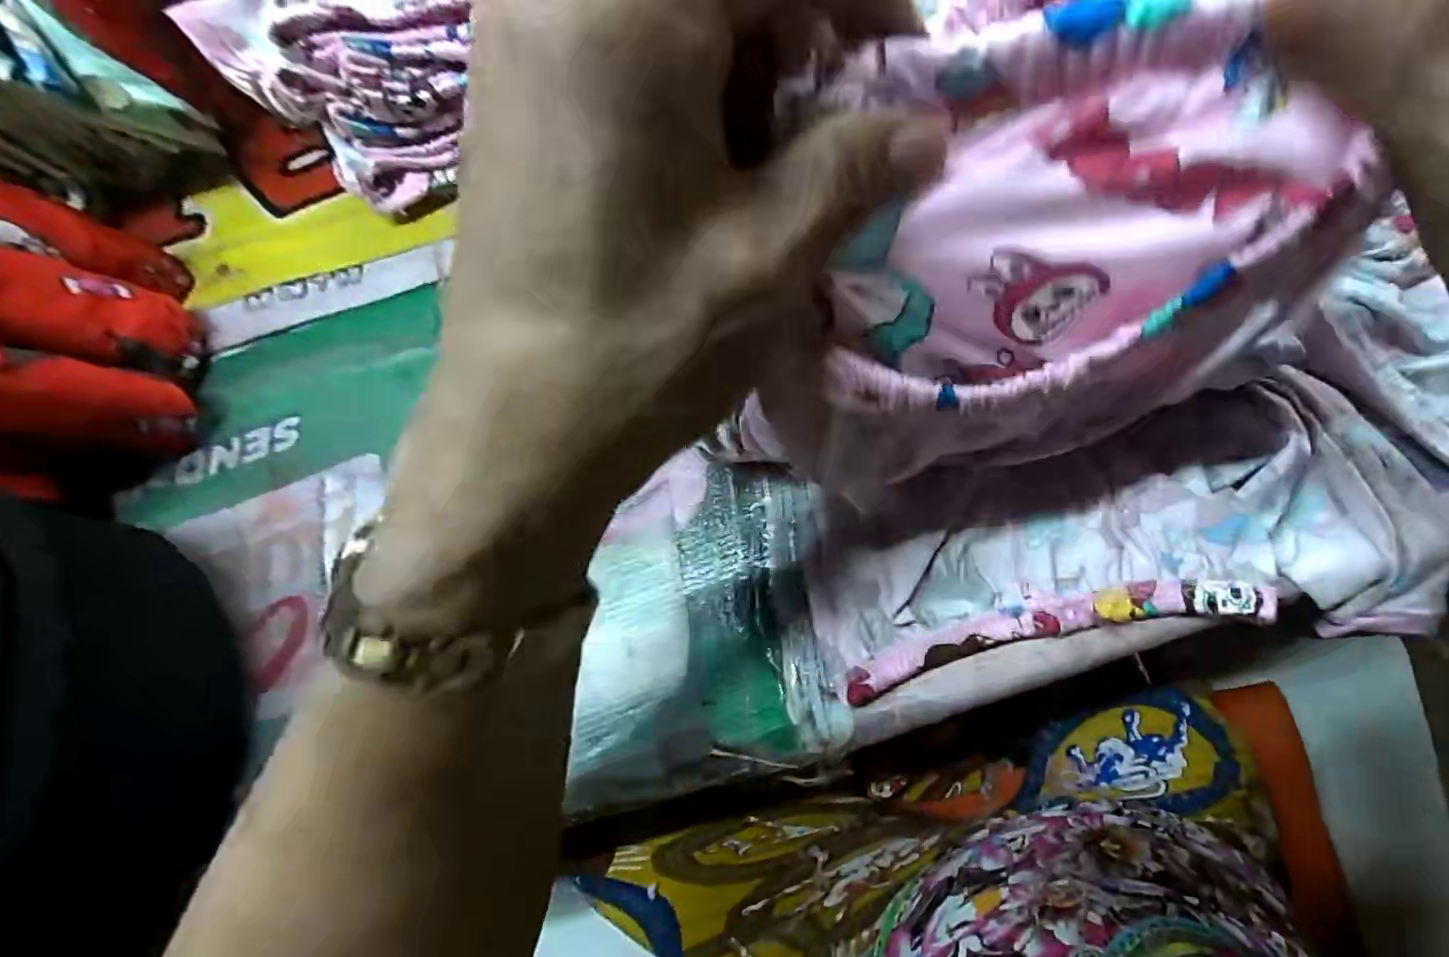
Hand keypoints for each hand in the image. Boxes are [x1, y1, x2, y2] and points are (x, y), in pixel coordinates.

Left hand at [360, 0, 946, 628]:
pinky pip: (627, 44)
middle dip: (798, 34)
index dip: (860, 2)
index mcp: (624, 15)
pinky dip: (695, 87)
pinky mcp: (518, 86)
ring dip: (747, 69)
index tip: (909, 67)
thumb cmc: (649, 342)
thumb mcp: (768, 256)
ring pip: (672, 16)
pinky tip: (714, 166)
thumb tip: (930, 129)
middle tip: (839, 124)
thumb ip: (852, 169)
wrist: (526, 424)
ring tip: (776, 163)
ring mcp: (523, 33)